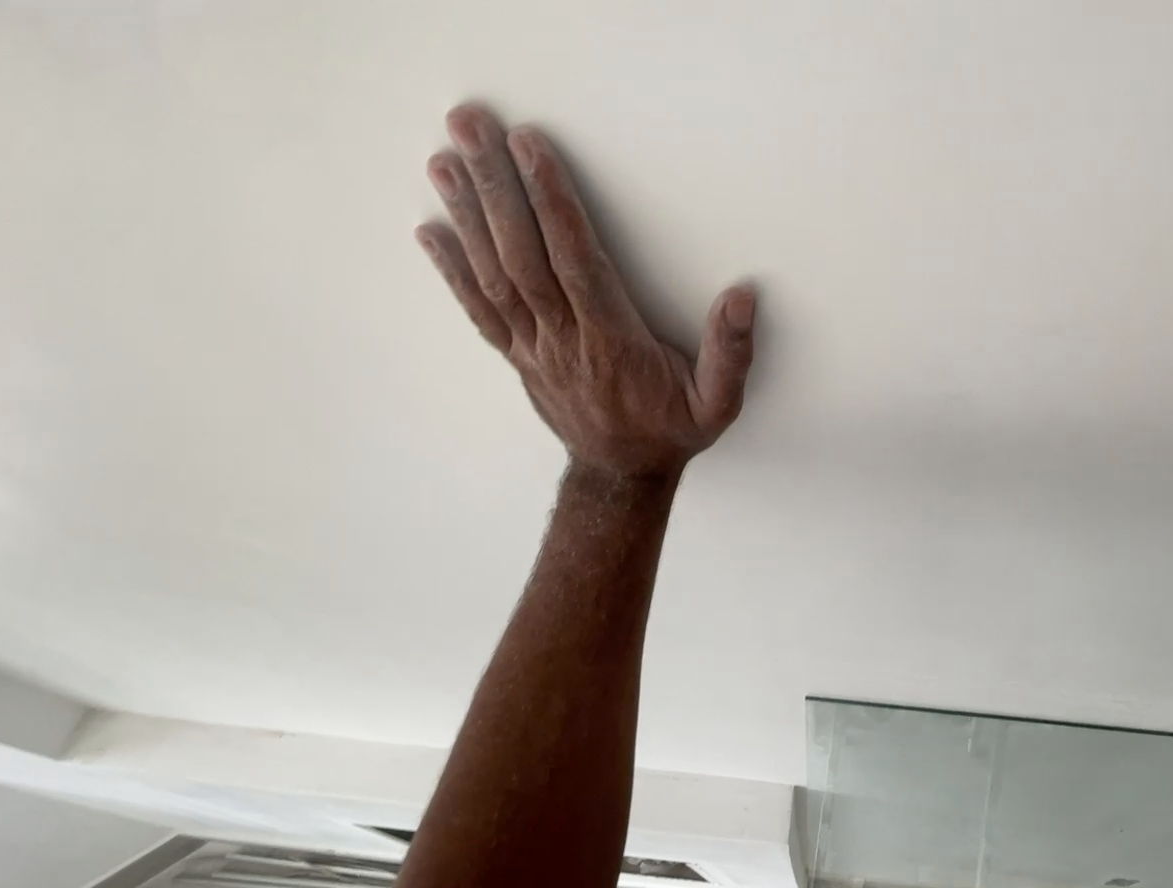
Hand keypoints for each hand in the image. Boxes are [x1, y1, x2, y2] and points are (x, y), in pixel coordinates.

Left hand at [417, 104, 756, 479]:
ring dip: (469, 217)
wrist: (623, 476)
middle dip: (496, 187)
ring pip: (495, 277)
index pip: (577, 262)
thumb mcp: (718, 405)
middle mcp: (565, 341)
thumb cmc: (669, 433)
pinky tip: (431, 231)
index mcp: (612, 344)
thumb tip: (741, 298)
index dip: (553, 203)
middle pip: (523, 257)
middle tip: (471, 125)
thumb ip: (731, 354)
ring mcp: (536, 350)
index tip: (530, 148)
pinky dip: (452, 271)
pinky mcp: (520, 358)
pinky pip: (480, 312)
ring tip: (444, 159)